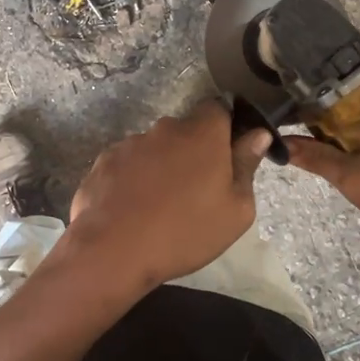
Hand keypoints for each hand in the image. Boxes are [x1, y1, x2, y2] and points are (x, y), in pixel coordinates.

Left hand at [64, 101, 271, 289]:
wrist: (113, 251)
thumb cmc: (185, 232)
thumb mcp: (235, 210)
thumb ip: (247, 165)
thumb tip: (257, 135)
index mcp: (203, 134)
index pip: (219, 109)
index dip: (225, 129)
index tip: (227, 156)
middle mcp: (165, 129)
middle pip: (185, 131)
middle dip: (193, 152)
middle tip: (195, 191)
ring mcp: (129, 144)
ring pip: (155, 148)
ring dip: (161, 167)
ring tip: (158, 206)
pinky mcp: (103, 162)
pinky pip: (127, 165)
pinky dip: (133, 180)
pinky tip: (132, 209)